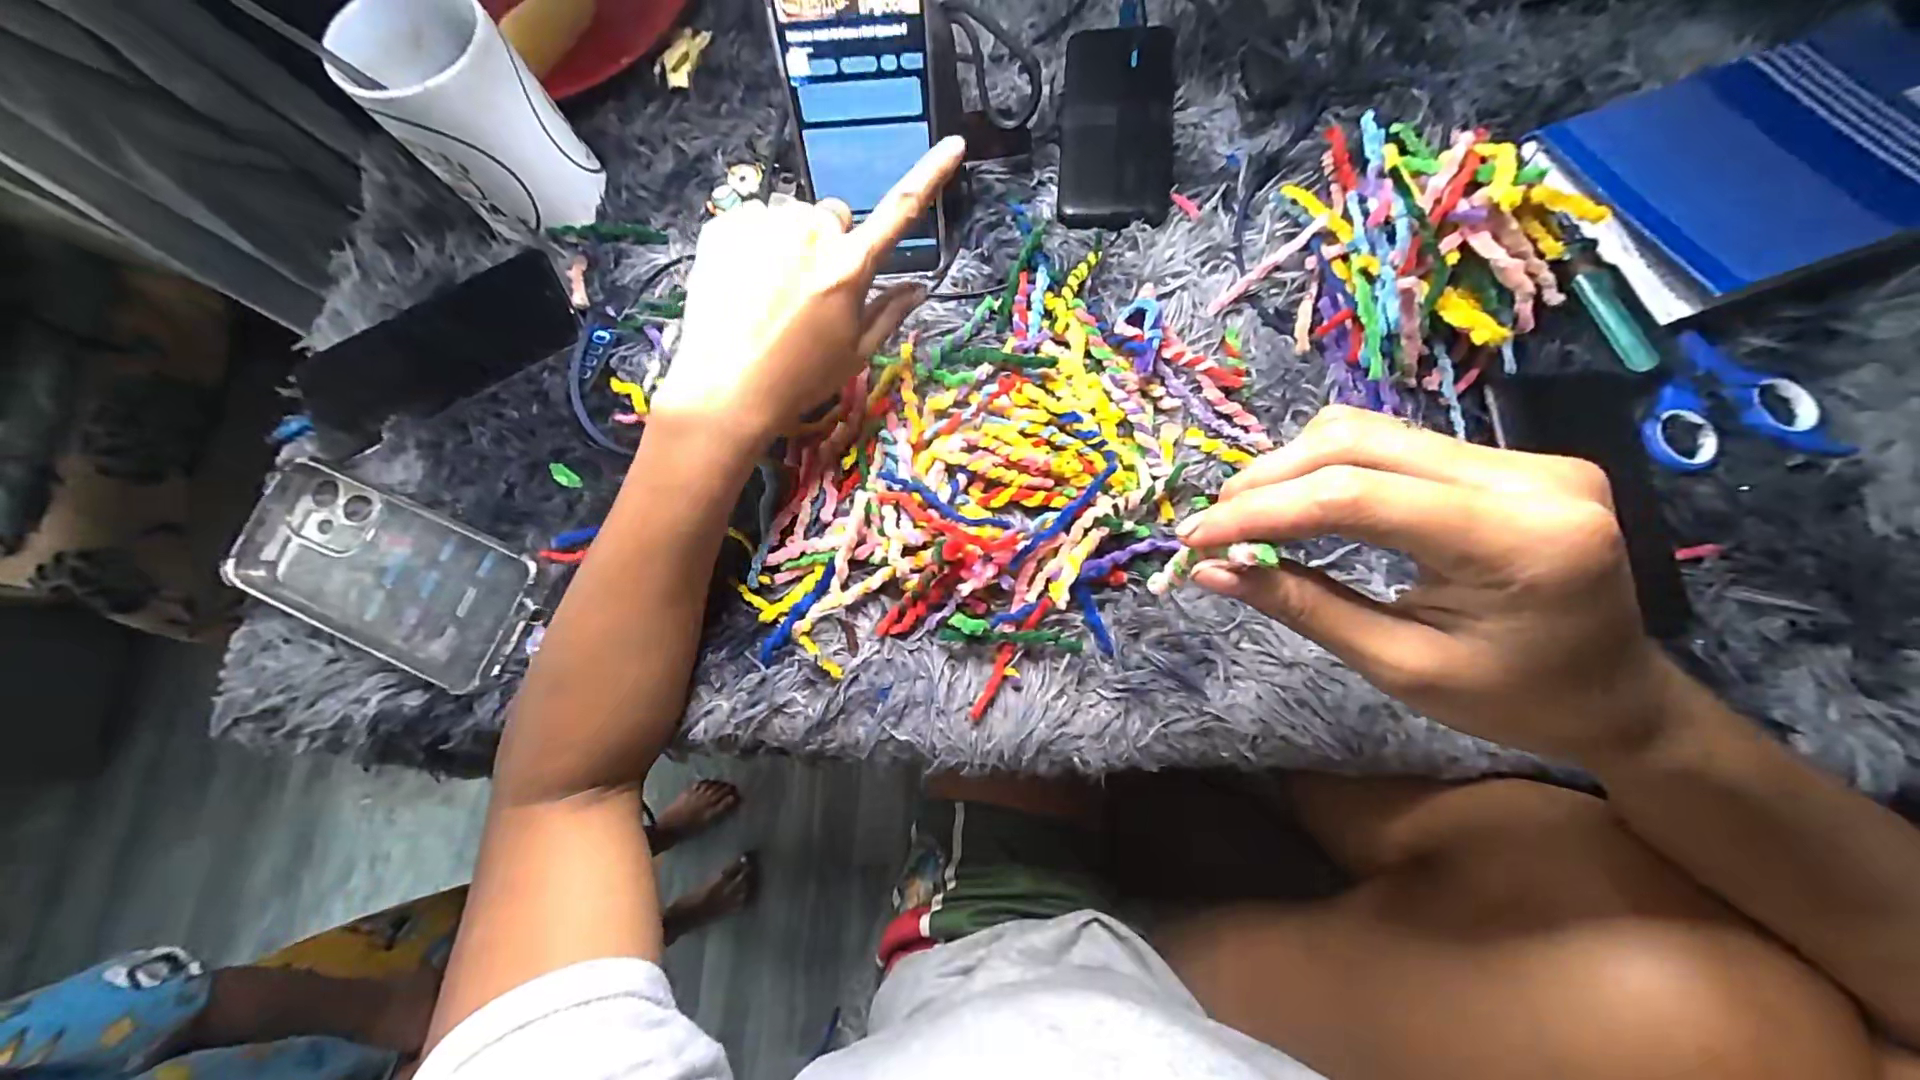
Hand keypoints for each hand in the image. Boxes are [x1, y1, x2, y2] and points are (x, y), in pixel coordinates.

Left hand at [652, 136, 966, 441]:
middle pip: (835, 216)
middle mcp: (810, 232)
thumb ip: (890, 311)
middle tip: (814, 289)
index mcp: (850, 266)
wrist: (727, 390)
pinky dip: (754, 245)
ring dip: (790, 241)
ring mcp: (763, 224)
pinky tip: (746, 284)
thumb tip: (919, 287)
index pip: (901, 210)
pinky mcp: (724, 226)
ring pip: (791, 217)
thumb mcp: (857, 351)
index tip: (952, 144)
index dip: (930, 175)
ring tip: (774, 291)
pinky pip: (752, 221)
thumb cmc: (801, 377)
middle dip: (832, 241)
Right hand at [1179, 405, 1670, 765]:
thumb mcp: (1398, 665)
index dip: (1263, 510)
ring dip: (1290, 467)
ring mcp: (1522, 457)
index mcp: (1520, 543)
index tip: (1197, 537)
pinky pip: (1391, 443)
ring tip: (1247, 514)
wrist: (1619, 695)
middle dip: (1268, 480)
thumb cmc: (1513, 700)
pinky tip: (1298, 500)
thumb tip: (1212, 571)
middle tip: (1214, 525)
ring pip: (1369, 430)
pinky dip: (1326, 468)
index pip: (1357, 497)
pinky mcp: (1504, 459)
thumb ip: (1302, 606)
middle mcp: (1529, 477)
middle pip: (1358, 442)